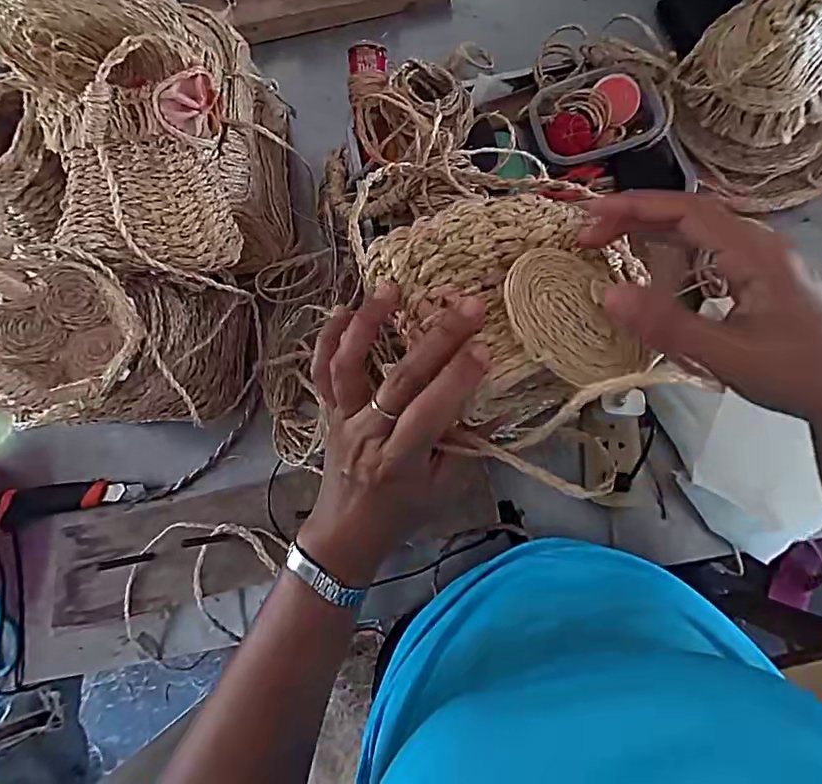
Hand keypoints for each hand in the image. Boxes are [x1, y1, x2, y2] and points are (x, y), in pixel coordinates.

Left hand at [301, 283, 489, 585]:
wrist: (345, 532)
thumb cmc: (402, 511)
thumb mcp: (444, 489)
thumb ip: (468, 445)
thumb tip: (499, 403)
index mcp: (399, 461)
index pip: (429, 412)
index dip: (457, 379)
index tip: (485, 347)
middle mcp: (366, 434)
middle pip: (400, 379)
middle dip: (437, 340)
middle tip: (467, 305)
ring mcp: (343, 418)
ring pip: (349, 365)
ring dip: (368, 323)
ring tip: (390, 288)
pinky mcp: (328, 409)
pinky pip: (322, 370)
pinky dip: (329, 338)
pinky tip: (342, 308)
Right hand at [579, 191, 821, 421]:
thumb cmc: (795, 375)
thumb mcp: (725, 354)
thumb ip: (666, 324)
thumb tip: (607, 295)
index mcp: (754, 252)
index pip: (686, 211)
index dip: (634, 208)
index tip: (592, 217)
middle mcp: (759, 244)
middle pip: (688, 215)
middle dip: (635, 220)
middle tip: (590, 237)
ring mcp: (762, 259)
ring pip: (698, 233)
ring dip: (653, 237)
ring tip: (612, 248)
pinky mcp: (761, 277)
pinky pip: (709, 253)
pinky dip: (674, 257)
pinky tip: (658, 276)